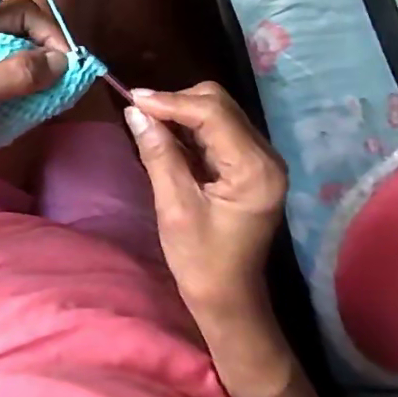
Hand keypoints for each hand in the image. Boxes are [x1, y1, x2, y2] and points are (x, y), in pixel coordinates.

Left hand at [0, 0, 72, 193]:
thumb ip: (19, 72)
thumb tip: (62, 61)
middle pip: (15, 14)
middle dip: (44, 35)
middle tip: (66, 68)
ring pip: (17, 40)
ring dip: (40, 58)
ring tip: (56, 84)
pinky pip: (11, 64)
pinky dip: (30, 74)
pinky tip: (43, 91)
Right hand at [123, 83, 287, 315]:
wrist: (228, 298)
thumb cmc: (201, 260)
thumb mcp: (174, 207)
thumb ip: (158, 154)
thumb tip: (134, 111)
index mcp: (254, 170)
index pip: (212, 114)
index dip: (170, 101)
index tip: (132, 99)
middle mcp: (265, 156)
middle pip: (218, 104)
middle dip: (176, 102)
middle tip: (139, 113)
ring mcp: (259, 158)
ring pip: (216, 111)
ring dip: (180, 111)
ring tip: (147, 123)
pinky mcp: (247, 163)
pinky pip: (216, 128)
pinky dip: (187, 125)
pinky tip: (164, 135)